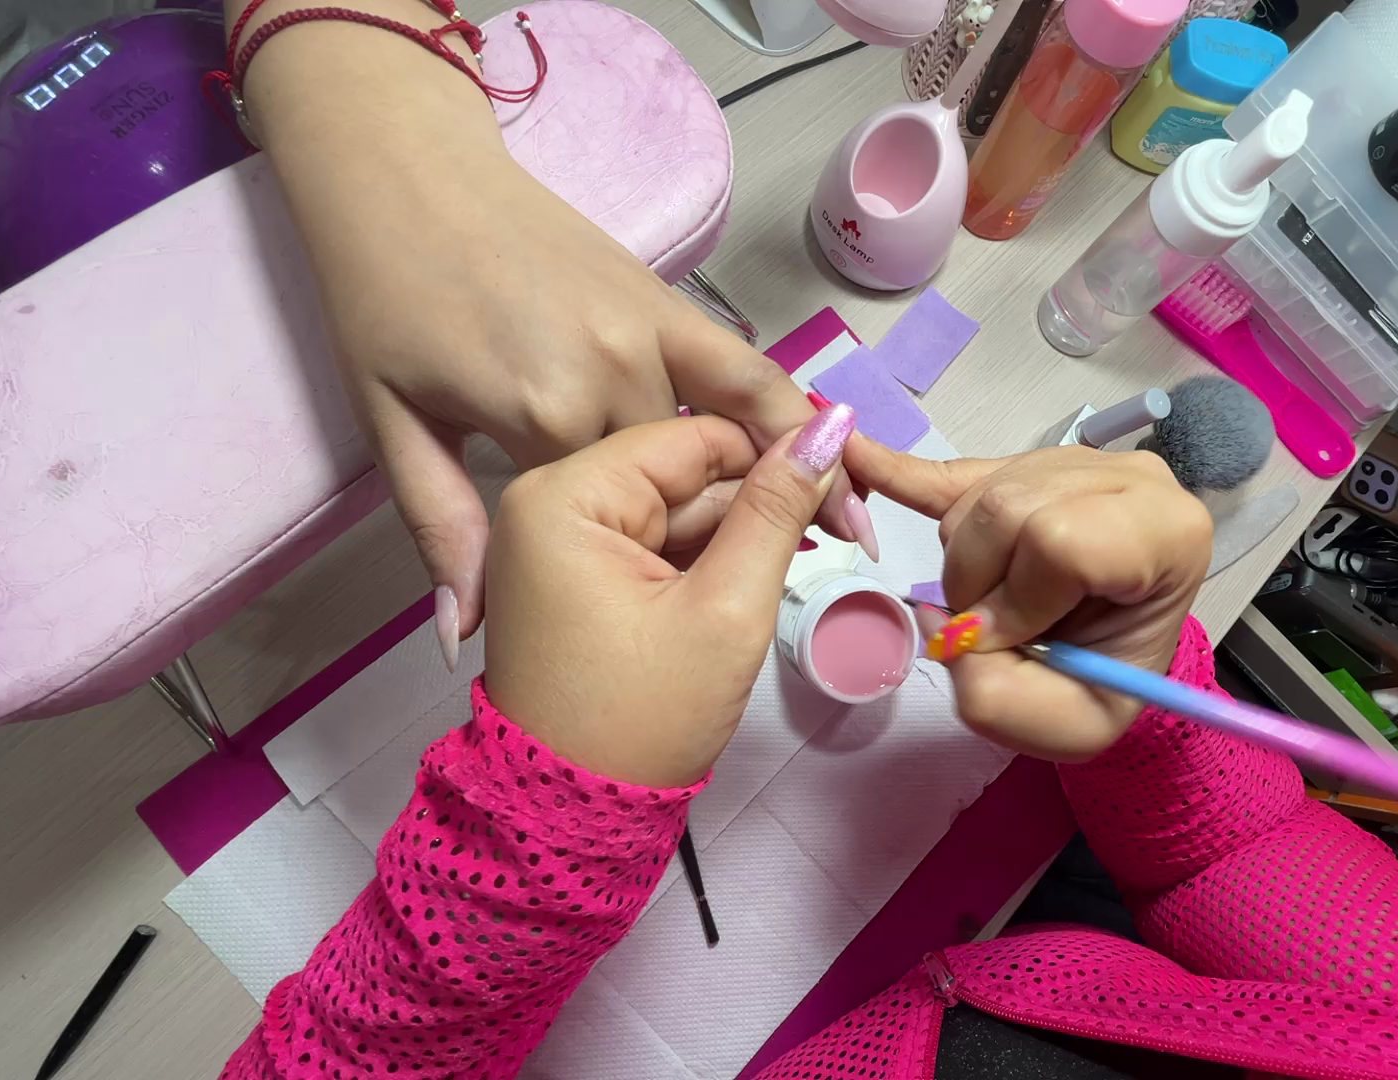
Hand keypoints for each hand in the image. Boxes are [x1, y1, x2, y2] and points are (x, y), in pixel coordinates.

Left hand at [239, 11, 864, 663]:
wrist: (400, 167)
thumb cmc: (384, 302)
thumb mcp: (392, 427)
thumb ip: (443, 532)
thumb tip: (459, 633)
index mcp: (549, 417)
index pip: (634, 515)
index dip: (683, 562)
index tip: (711, 620)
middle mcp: (617, 377)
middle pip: (695, 479)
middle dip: (732, 529)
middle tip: (766, 573)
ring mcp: (653, 332)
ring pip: (732, 428)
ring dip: (781, 480)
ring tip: (847, 521)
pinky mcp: (671, 301)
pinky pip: (748, 369)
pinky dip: (793, 411)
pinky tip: (831, 443)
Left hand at [482, 407, 855, 787]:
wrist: (575, 817)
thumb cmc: (647, 717)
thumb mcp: (726, 608)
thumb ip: (778, 509)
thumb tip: (828, 426)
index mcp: (567, 495)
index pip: (692, 437)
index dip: (776, 451)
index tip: (845, 479)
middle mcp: (552, 502)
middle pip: (685, 472)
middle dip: (763, 499)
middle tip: (844, 523)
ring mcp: (563, 540)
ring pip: (678, 508)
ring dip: (743, 531)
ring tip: (808, 550)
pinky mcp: (580, 574)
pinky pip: (658, 542)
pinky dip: (710, 556)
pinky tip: (757, 570)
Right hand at [847, 440, 1212, 761]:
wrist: (1110, 654)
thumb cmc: (1104, 686)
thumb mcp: (1071, 726)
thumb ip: (997, 696)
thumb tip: (943, 624)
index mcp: (1165, 534)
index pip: (1059, 539)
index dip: (1018, 599)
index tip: (1014, 639)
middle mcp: (1125, 477)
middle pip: (1004, 509)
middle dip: (977, 582)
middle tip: (994, 625)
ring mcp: (1072, 460)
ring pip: (972, 498)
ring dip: (962, 562)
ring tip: (992, 597)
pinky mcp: (1019, 465)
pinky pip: (948, 470)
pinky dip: (897, 471)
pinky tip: (854, 453)